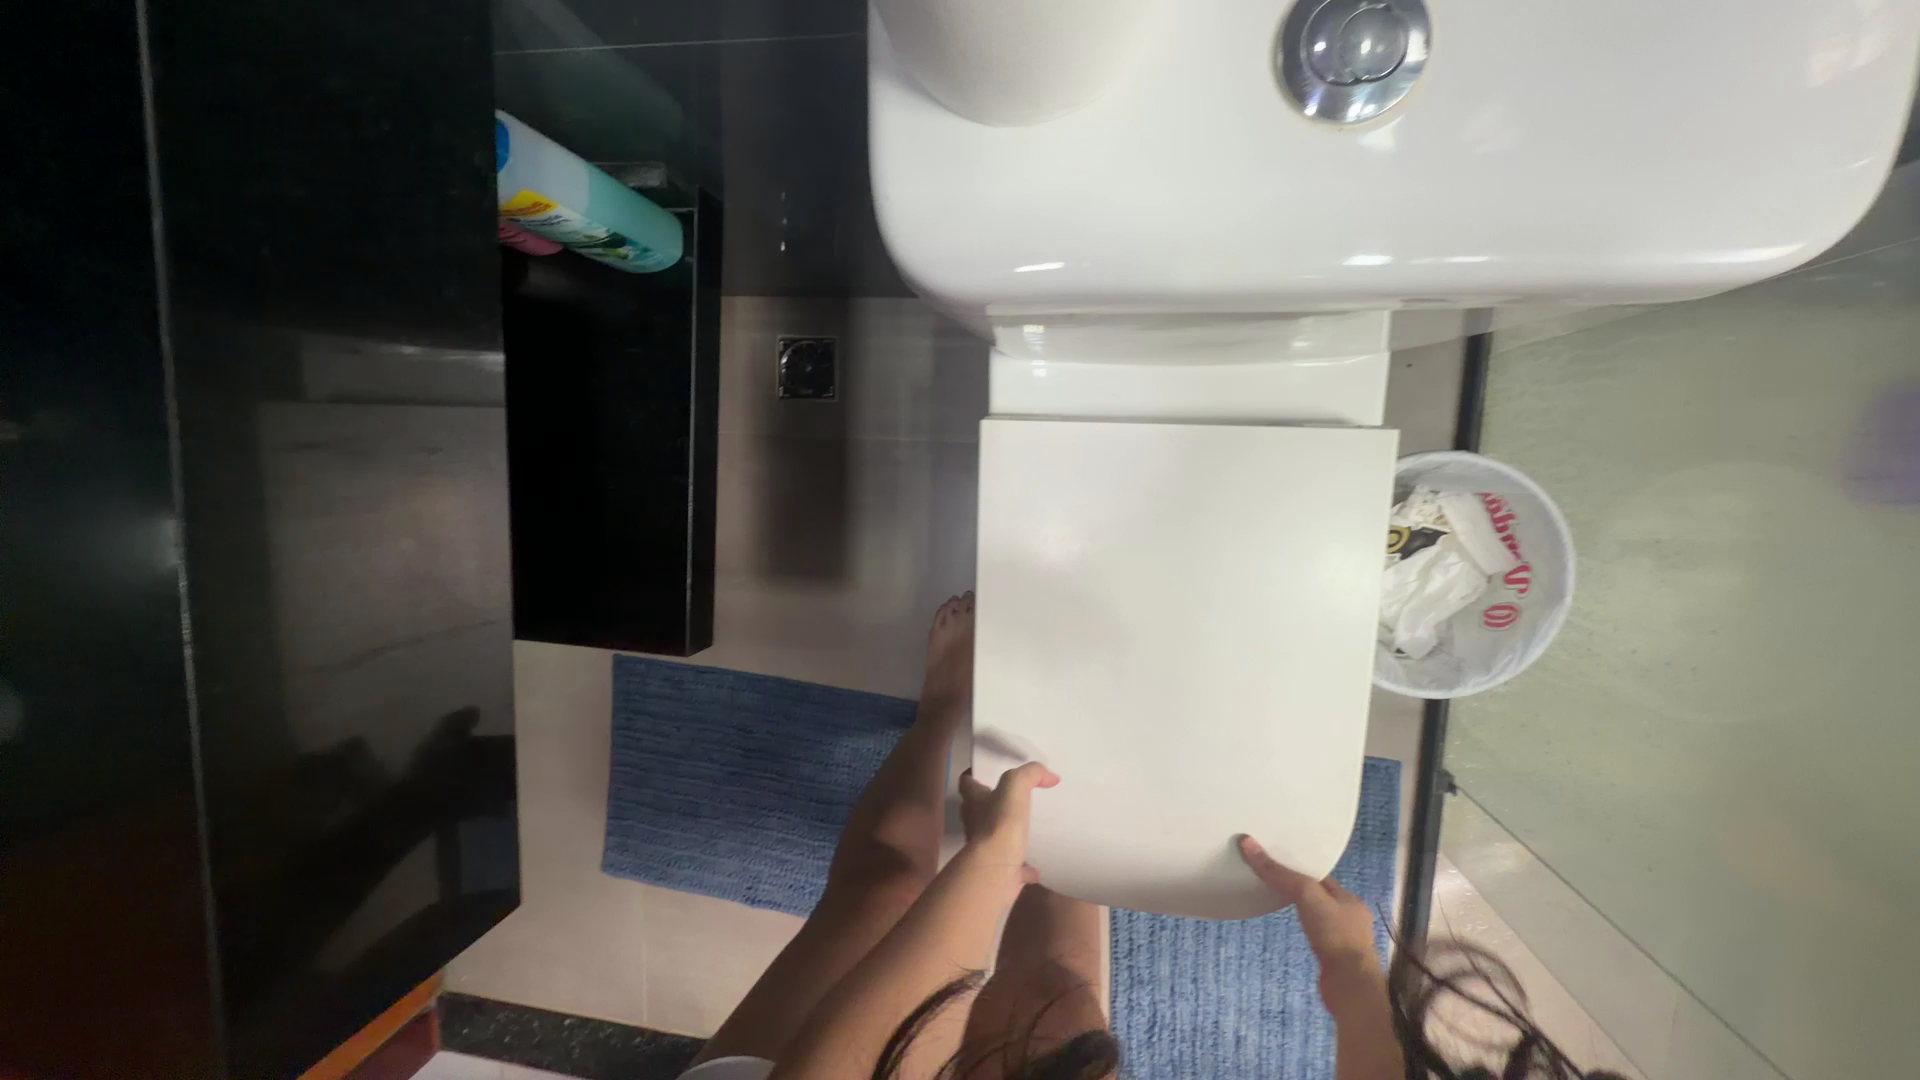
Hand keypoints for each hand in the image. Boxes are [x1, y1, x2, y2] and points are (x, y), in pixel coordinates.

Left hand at [959, 763, 1058, 882]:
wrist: (996, 867)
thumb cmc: (1000, 822)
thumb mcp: (1015, 785)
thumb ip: (1031, 774)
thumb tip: (1050, 776)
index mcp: (974, 801)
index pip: (966, 783)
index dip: (974, 776)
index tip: (987, 772)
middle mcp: (974, 824)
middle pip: (978, 809)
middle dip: (991, 804)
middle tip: (1012, 799)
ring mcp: (984, 849)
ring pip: (993, 838)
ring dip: (1006, 835)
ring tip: (1025, 830)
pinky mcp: (997, 870)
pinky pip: (1011, 868)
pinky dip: (1022, 867)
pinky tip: (1035, 867)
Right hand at [1238, 835, 1380, 983]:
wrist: (1349, 986)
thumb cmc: (1334, 933)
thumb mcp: (1306, 894)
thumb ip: (1278, 872)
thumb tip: (1247, 843)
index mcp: (1350, 899)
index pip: (1322, 877)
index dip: (1299, 868)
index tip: (1276, 860)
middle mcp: (1352, 918)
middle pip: (1319, 896)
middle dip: (1299, 889)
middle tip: (1271, 879)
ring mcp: (1344, 941)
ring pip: (1318, 917)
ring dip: (1301, 911)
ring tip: (1277, 901)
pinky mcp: (1334, 960)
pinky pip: (1316, 936)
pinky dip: (1304, 930)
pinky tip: (1292, 929)